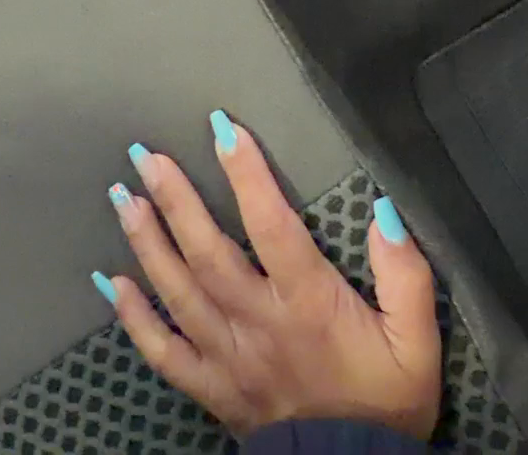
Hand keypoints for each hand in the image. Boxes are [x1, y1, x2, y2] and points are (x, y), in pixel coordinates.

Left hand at [93, 112, 441, 438]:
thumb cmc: (387, 397)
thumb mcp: (418, 338)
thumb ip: (405, 274)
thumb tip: (383, 210)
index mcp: (307, 303)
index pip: (271, 225)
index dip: (247, 174)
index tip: (223, 129)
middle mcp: (257, 323)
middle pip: (207, 252)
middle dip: (174, 199)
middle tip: (144, 156)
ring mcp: (226, 357)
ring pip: (176, 292)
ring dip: (146, 241)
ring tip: (122, 198)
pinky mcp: (211, 386)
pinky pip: (162, 351)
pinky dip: (132, 317)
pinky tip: (109, 282)